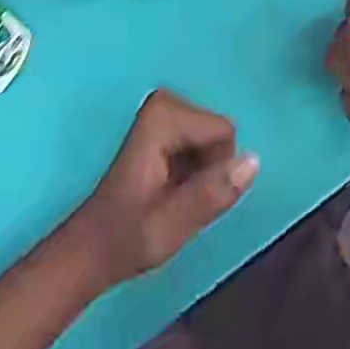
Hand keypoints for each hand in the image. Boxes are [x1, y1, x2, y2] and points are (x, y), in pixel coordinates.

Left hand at [67, 89, 257, 283]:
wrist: (96, 247)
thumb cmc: (129, 235)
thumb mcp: (173, 224)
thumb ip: (213, 191)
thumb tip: (253, 160)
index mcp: (162, 116)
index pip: (224, 134)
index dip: (214, 171)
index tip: (183, 193)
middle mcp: (162, 102)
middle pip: (220, 133)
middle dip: (210, 167)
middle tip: (178, 195)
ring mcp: (161, 110)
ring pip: (215, 139)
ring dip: (202, 170)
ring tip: (172, 192)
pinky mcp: (163, 122)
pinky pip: (203, 142)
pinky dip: (195, 167)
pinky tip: (171, 185)